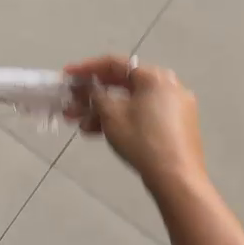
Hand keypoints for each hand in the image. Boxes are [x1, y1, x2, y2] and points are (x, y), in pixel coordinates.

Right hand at [64, 54, 206, 197]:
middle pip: (121, 85)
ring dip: (101, 110)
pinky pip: (140, 115)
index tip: (66, 76)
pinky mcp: (175, 127)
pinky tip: (96, 132)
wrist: (177, 180)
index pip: (115, 64)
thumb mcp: (110, 113)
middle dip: (91, 95)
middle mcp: (168, 88)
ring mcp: (174, 108)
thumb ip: (94, 94)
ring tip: (80, 124)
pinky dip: (119, 119)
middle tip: (70, 104)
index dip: (86, 69)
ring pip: (129, 102)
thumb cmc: (142, 140)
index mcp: (155, 78)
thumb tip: (86, 87)